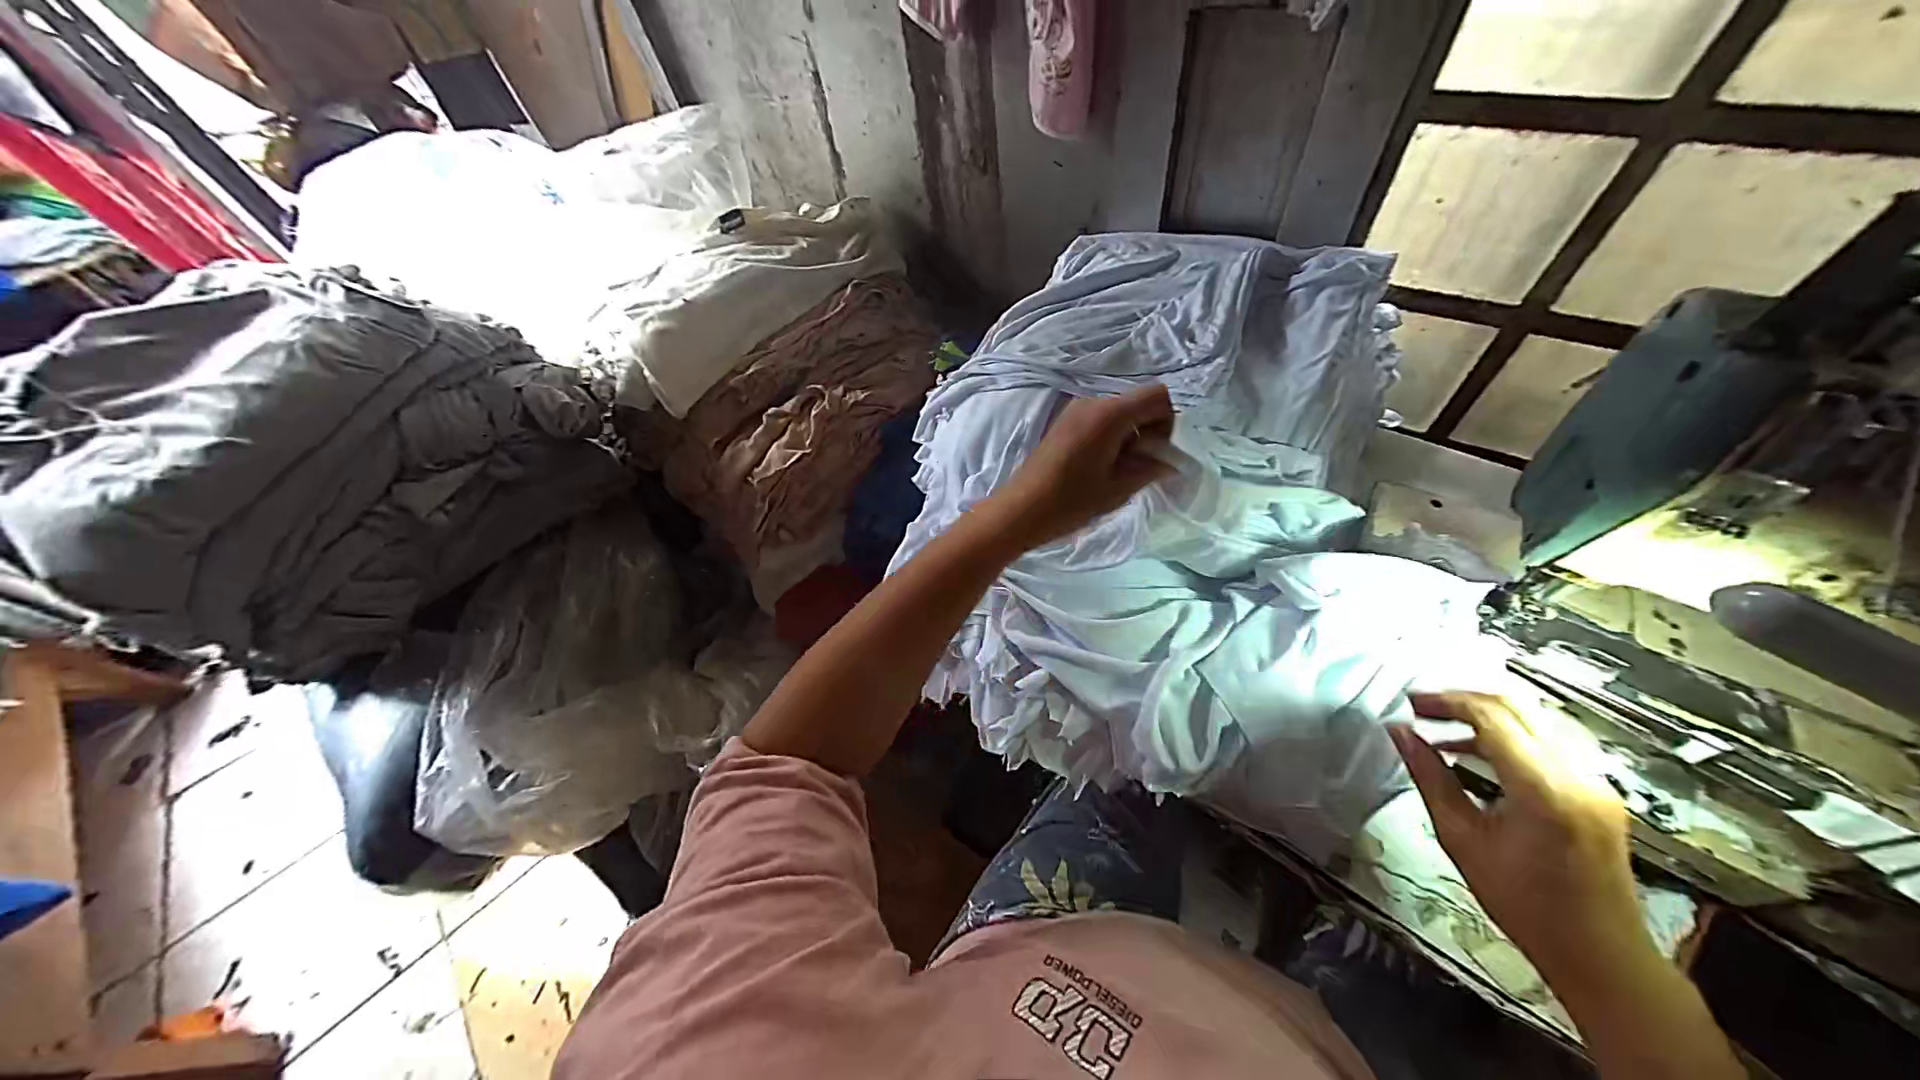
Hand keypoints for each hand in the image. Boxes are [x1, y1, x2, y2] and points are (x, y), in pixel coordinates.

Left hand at [986, 384, 1175, 549]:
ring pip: (1120, 412)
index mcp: (1110, 413)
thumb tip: (1171, 461)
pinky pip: (1101, 419)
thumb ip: (1150, 467)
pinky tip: (1100, 465)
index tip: (1156, 453)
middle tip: (1138, 466)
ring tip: (1117, 469)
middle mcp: (1093, 401)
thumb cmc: (1071, 500)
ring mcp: (1075, 409)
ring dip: (1129, 435)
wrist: (1022, 509)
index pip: (1158, 396)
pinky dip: (1111, 436)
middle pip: (1138, 402)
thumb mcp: (1118, 487)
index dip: (1167, 423)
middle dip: (1148, 430)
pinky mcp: (1065, 421)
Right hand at [1387, 692, 1655, 1002]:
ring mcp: (1597, 781)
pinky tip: (1477, 750)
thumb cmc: (1525, 905)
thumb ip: (1430, 777)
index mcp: (1545, 790)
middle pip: (1519, 706)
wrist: (1600, 953)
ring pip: (1536, 718)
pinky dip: (1509, 734)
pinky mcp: (1600, 789)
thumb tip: (1401, 734)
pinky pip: (1550, 741)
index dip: (1445, 701)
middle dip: (1464, 699)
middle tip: (1422, 707)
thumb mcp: (1461, 838)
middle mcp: (1580, 776)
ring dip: (1486, 715)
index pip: (1492, 717)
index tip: (1410, 704)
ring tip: (1442, 726)